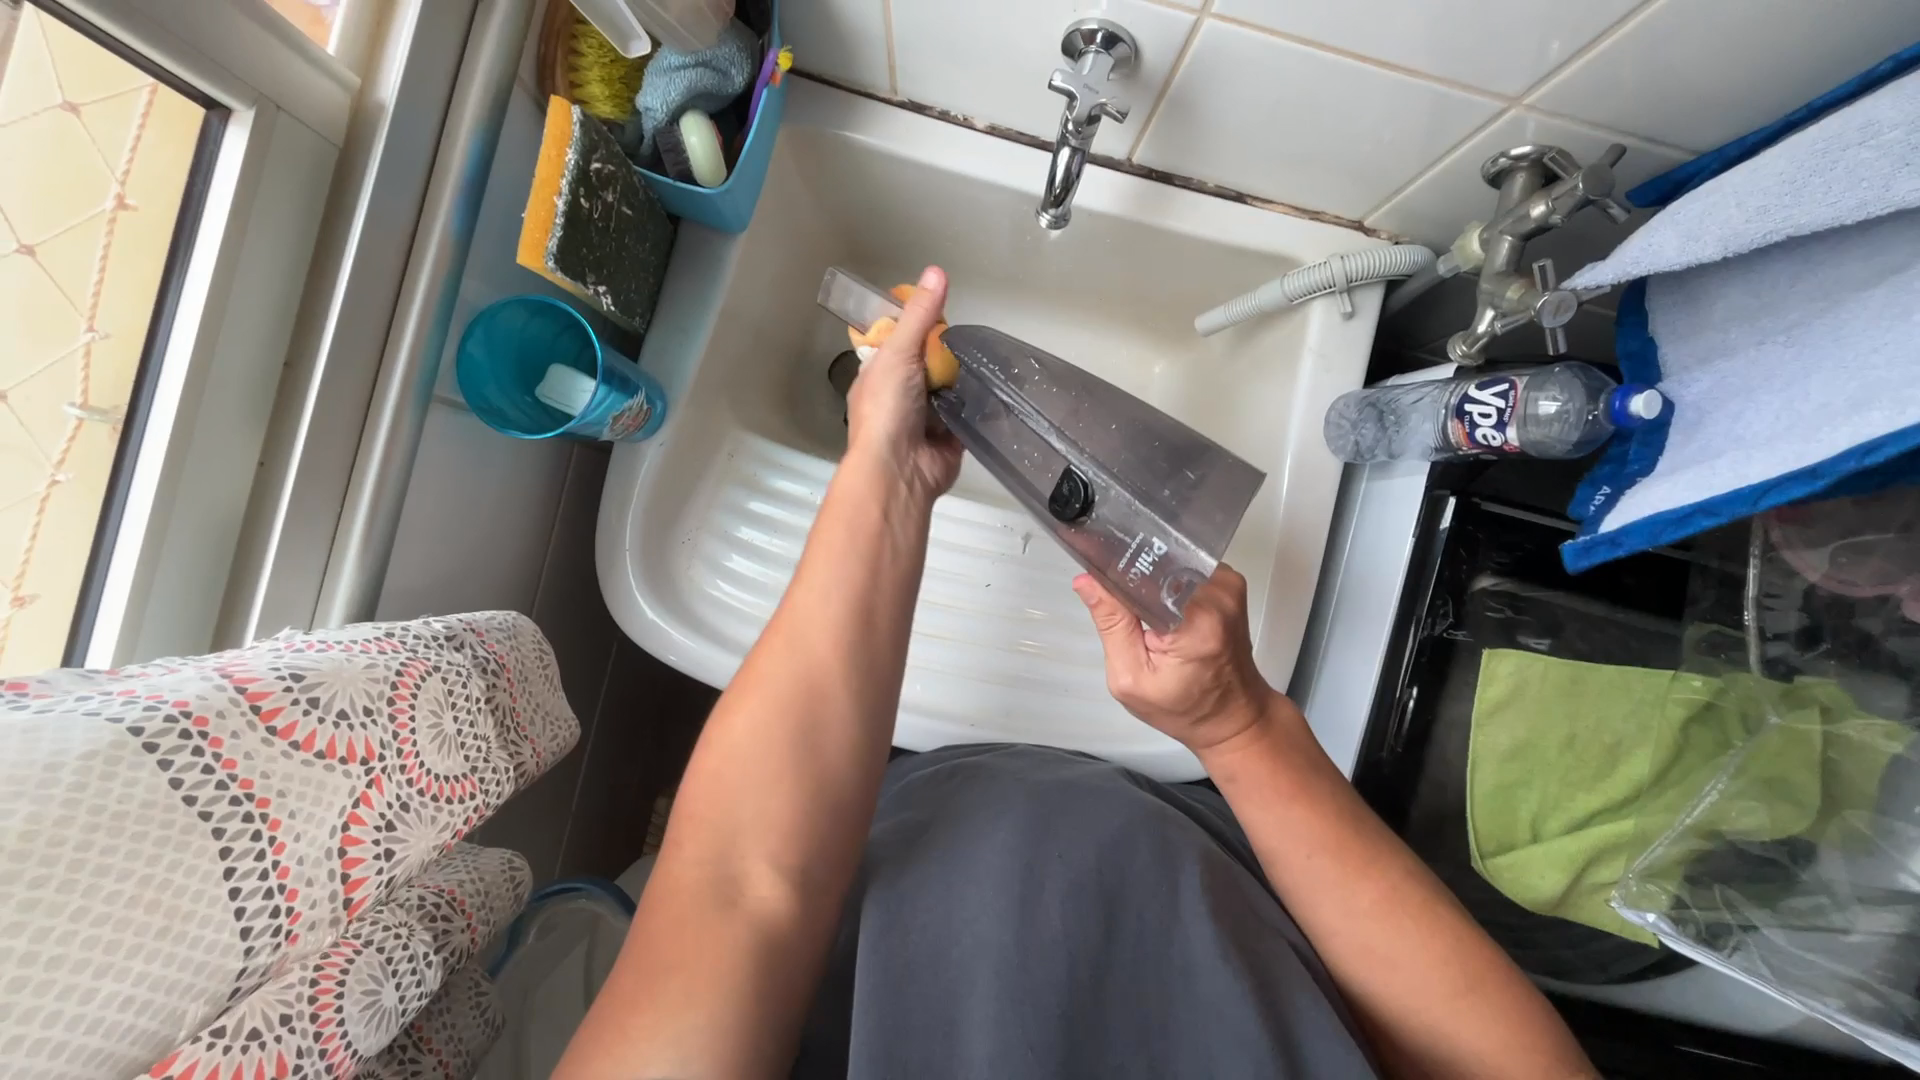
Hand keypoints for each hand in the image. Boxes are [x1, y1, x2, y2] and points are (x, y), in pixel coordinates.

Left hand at [845, 266, 963, 505]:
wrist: (900, 469)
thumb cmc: (888, 409)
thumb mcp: (899, 352)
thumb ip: (920, 316)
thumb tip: (937, 271)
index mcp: (878, 375)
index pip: (898, 342)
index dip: (916, 327)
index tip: (939, 312)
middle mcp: (899, 395)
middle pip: (927, 363)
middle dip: (944, 352)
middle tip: (965, 337)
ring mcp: (925, 418)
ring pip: (948, 387)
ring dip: (961, 377)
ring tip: (983, 357)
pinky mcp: (949, 437)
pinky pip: (966, 413)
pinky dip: (975, 404)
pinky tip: (991, 388)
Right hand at [1072, 564, 1284, 755]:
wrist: (1233, 716)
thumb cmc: (1184, 707)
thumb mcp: (1131, 678)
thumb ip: (1111, 624)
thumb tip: (1086, 581)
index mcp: (1196, 621)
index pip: (1142, 576)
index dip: (1114, 576)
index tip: (1097, 583)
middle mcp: (1218, 595)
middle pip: (1158, 565)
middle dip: (1133, 581)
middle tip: (1124, 612)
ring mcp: (1228, 585)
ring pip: (1169, 563)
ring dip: (1151, 583)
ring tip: (1145, 615)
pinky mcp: (1230, 584)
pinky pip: (1184, 569)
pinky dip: (1168, 585)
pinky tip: (1162, 610)